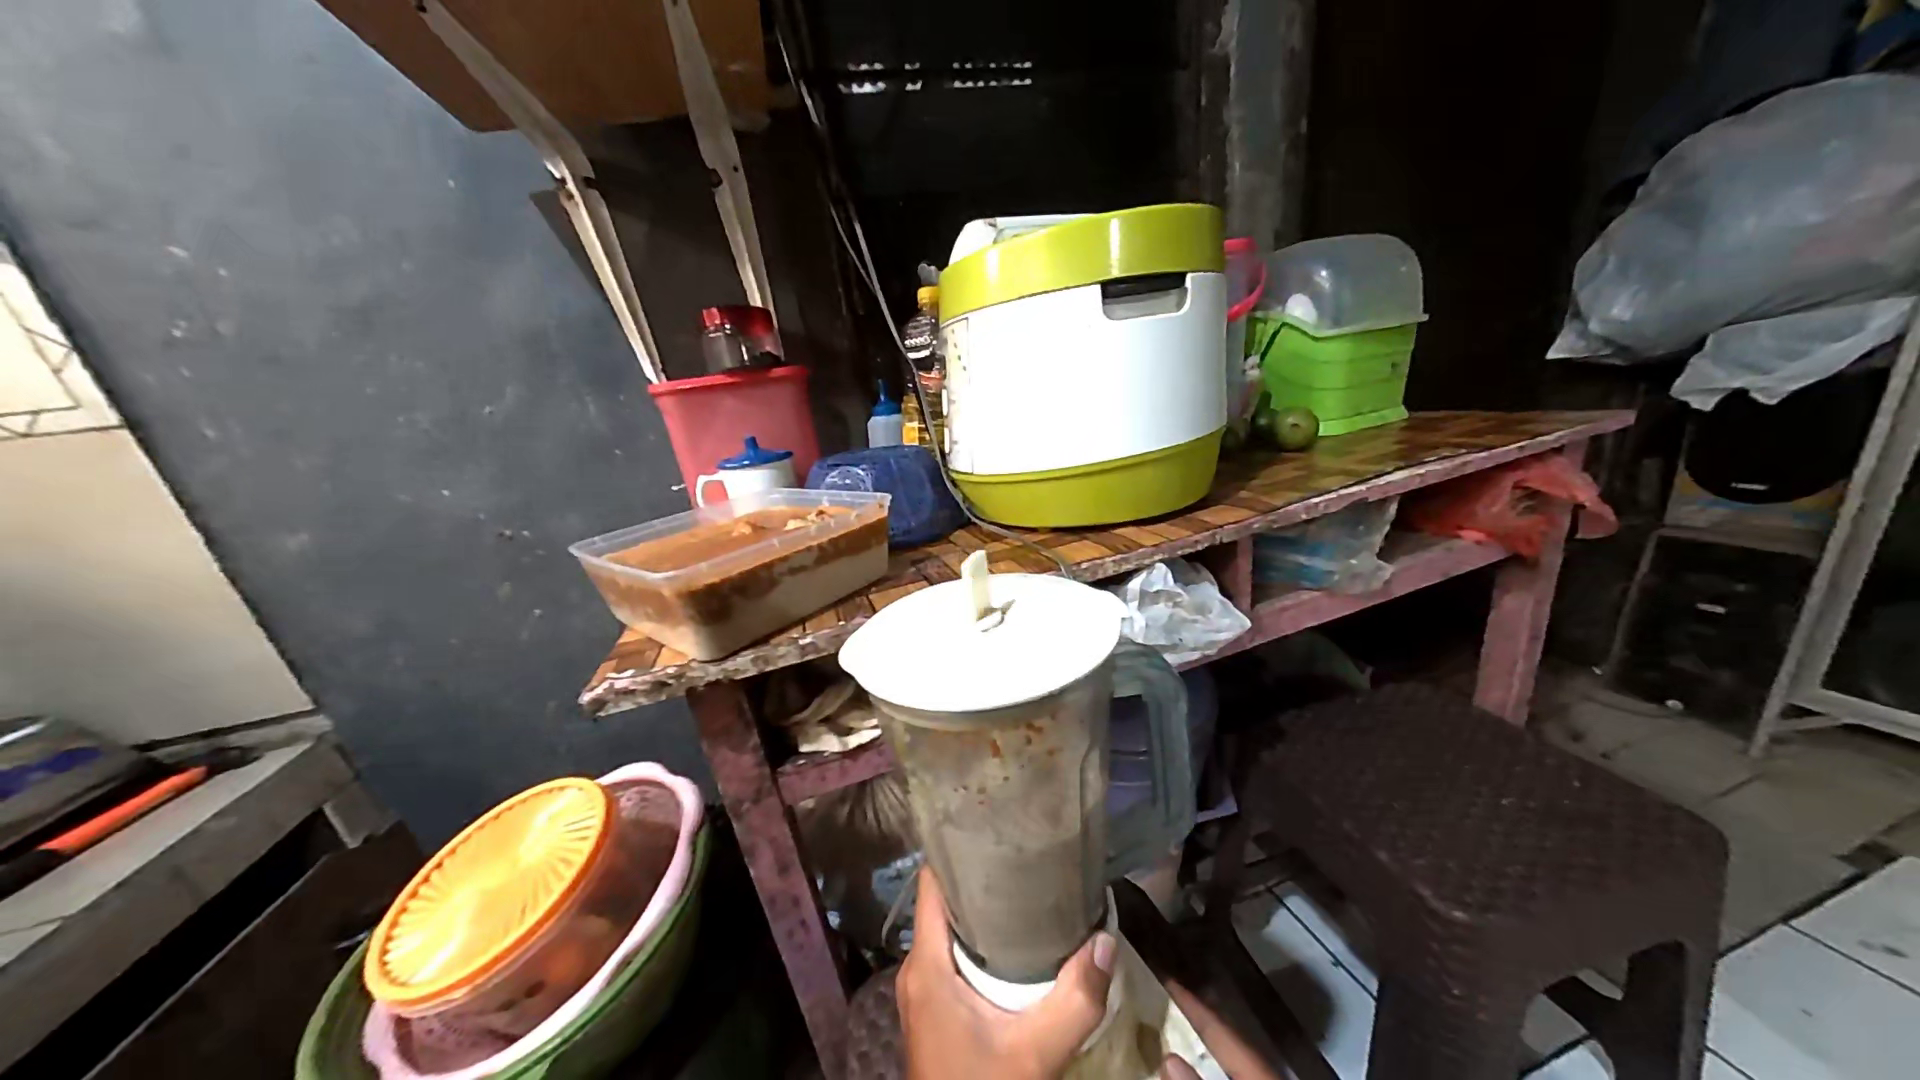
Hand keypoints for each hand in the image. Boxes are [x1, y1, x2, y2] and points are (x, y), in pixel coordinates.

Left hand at [896, 867, 1116, 1079]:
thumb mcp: (1035, 1053)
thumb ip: (1075, 1001)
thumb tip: (1105, 939)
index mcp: (926, 964)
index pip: (931, 884)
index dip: (957, 854)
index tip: (993, 834)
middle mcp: (915, 967)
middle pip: (943, 903)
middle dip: (980, 881)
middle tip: (1023, 861)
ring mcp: (921, 988)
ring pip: (948, 930)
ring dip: (981, 912)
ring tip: (1023, 891)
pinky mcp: (932, 1005)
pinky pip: (951, 954)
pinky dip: (977, 939)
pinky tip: (1012, 941)